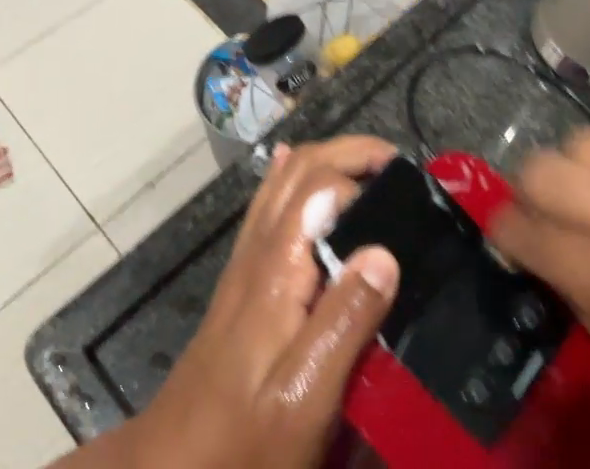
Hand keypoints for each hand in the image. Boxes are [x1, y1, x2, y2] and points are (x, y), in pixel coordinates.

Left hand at [114, 137, 401, 467]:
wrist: (178, 459)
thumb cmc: (245, 434)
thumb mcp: (305, 394)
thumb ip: (344, 321)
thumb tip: (384, 252)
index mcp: (277, 267)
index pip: (318, 183)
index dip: (363, 173)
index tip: (411, 188)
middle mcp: (259, 250)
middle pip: (297, 169)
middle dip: (348, 151)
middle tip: (398, 164)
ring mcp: (247, 263)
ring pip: (280, 183)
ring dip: (326, 162)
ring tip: (373, 171)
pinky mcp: (245, 282)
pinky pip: (270, 209)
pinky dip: (297, 183)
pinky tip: (310, 184)